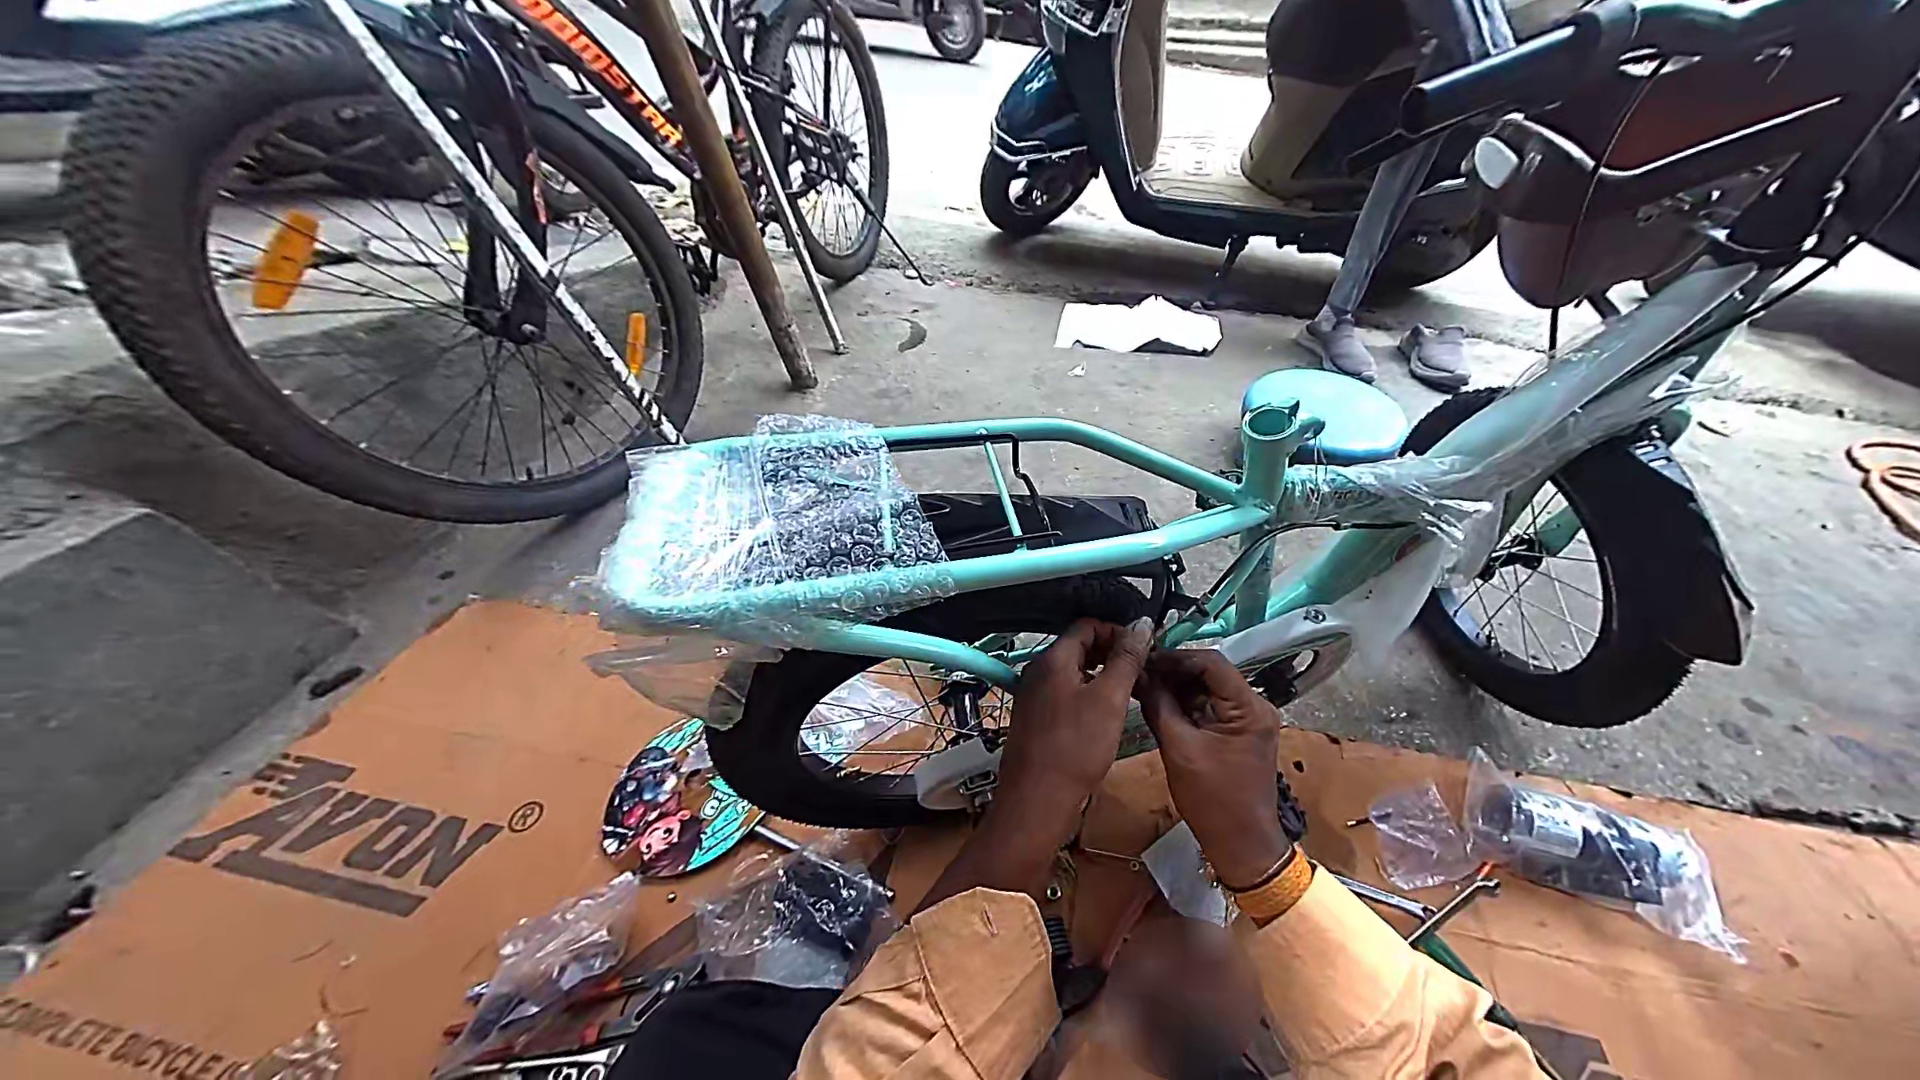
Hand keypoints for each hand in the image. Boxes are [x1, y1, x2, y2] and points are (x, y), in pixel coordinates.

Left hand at [996, 617, 1157, 818]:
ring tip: (1129, 691)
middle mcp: (1038, 671)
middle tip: (1141, 670)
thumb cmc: (1073, 749)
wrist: (1038, 798)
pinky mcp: (1037, 717)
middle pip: (1079, 646)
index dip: (1118, 631)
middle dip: (1112, 652)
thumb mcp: (1110, 698)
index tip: (1143, 648)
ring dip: (1102, 674)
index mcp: (1052, 659)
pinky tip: (1106, 713)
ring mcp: (1034, 695)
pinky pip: (1066, 692)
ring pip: (1074, 671)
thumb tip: (1141, 625)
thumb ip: (1126, 659)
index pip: (1087, 625)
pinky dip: (1088, 693)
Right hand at [1136, 648, 1289, 890]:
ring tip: (1142, 686)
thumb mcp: (1179, 748)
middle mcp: (1255, 706)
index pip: (1211, 662)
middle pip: (1209, 673)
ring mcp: (1248, 719)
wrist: (1241, 843)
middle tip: (1138, 673)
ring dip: (1175, 686)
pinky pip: (1208, 706)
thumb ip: (1159, 705)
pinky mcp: (1237, 731)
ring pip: (1206, 688)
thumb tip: (1139, 675)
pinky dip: (1184, 703)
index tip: (1144, 660)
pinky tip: (1157, 702)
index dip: (1175, 657)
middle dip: (1172, 672)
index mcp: (1249, 708)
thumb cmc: (1212, 798)